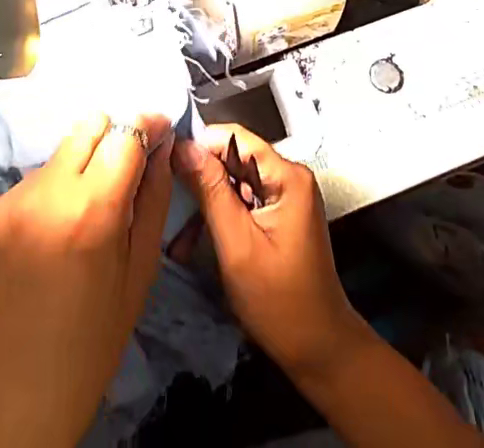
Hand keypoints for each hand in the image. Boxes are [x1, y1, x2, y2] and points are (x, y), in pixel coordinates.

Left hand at [0, 113, 174, 447]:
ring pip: (55, 159)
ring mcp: (1, 207)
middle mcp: (41, 196)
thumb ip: (153, 200)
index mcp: (90, 212)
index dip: (147, 127)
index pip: (126, 134)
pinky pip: (24, 190)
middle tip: (123, 174)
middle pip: (87, 129)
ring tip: (79, 222)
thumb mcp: (138, 275)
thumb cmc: (87, 350)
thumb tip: (160, 149)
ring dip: (76, 173)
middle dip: (112, 140)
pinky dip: (44, 202)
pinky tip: (43, 246)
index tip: (159, 130)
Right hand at [171, 125, 365, 377]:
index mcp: (288, 176)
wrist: (316, 345)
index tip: (167, 159)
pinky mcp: (279, 215)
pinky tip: (196, 243)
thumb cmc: (279, 300)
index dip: (201, 144)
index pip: (237, 138)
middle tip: (169, 202)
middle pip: (236, 159)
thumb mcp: (237, 244)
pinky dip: (220, 219)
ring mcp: (286, 197)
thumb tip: (185, 148)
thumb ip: (211, 191)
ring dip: (206, 205)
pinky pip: (243, 202)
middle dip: (201, 181)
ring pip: (235, 182)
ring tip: (181, 238)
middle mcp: (290, 178)